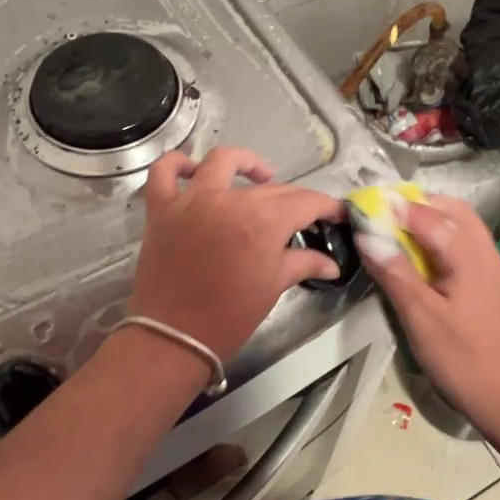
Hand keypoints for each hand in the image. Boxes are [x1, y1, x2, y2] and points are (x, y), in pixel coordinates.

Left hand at [127, 147, 344, 361]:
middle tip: (303, 217)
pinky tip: (194, 170)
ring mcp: (191, 200)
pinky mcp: (162, 209)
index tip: (337, 213)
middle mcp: (229, 200)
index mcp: (263, 221)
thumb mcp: (272, 287)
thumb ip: (302, 264)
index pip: (305, 202)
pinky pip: (164, 172)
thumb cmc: (229, 316)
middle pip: (271, 189)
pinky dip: (177, 164)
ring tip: (259, 177)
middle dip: (294, 199)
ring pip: (221, 162)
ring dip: (245, 163)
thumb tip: (332, 264)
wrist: (174, 338)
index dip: (326, 206)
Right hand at [359, 196, 499, 428]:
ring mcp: (493, 268)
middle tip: (384, 214)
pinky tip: (422, 259)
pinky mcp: (492, 285)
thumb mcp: (420, 317)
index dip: (395, 207)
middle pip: (453, 211)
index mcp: (469, 256)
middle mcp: (486, 253)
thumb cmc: (461, 358)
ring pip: (463, 226)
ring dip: (431, 220)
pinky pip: (466, 245)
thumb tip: (367, 236)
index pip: (428, 216)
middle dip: (418, 205)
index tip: (365, 204)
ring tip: (398, 232)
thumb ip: (395, 272)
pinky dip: (442, 238)